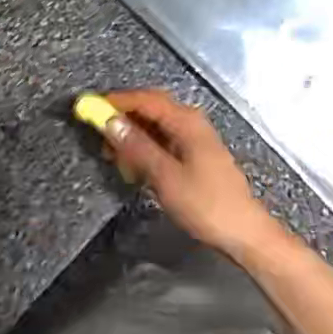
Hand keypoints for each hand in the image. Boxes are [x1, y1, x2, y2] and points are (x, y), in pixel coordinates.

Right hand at [101, 88, 282, 257]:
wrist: (244, 234)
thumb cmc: (205, 204)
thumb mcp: (164, 176)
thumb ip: (135, 146)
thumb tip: (108, 121)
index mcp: (186, 121)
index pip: (144, 99)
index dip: (115, 101)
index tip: (88, 108)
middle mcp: (191, 122)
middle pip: (150, 108)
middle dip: (122, 118)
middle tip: (99, 136)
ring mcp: (194, 138)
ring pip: (155, 126)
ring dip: (133, 137)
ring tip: (115, 157)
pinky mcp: (195, 154)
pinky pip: (163, 141)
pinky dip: (145, 149)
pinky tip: (135, 167)